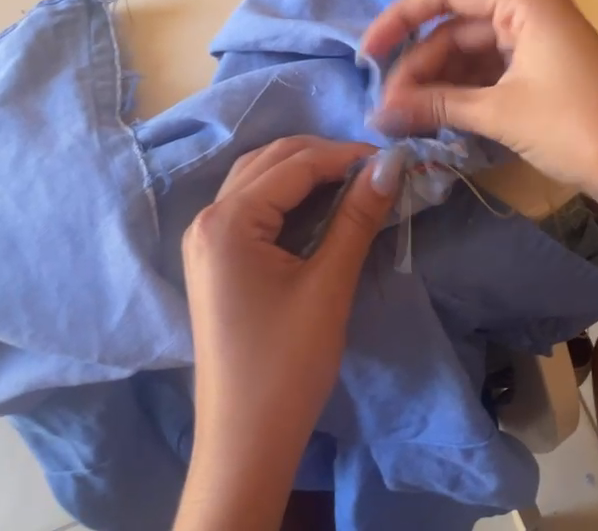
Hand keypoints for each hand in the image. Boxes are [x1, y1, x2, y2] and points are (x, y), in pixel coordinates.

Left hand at [180, 137, 392, 485]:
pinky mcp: (215, 260)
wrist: (246, 441)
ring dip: (304, 171)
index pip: (294, 164)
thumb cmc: (287, 364)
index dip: (346, 156)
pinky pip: (252, 205)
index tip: (392, 159)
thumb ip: (357, 217)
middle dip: (324, 156)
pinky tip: (320, 207)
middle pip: (271, 161)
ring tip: (354, 182)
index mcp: (227, 221)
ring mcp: (206, 240)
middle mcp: (207, 218)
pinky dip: (288, 196)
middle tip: (375, 170)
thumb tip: (391, 164)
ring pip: (259, 179)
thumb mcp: (328, 285)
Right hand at [360, 0, 597, 211]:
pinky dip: (463, 92)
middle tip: (387, 107)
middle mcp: (527, 9)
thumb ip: (437, 105)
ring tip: (405, 118)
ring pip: (469, 53)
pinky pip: (489, 71)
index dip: (400, 20)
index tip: (368, 54)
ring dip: (438, 83)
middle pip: (455, 28)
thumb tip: (379, 114)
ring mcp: (535, 39)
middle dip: (419, 66)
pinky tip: (436, 117)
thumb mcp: (500, 112)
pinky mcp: (540, 68)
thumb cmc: (576, 127)